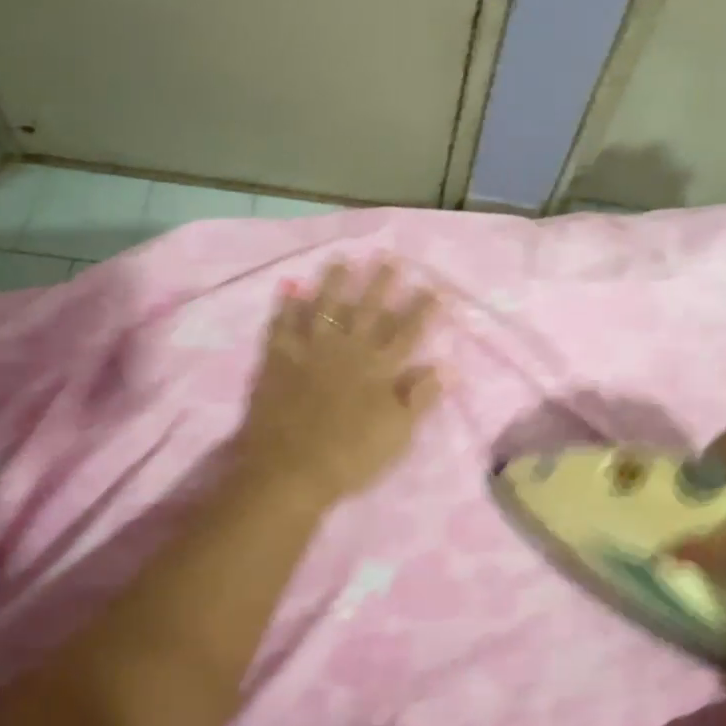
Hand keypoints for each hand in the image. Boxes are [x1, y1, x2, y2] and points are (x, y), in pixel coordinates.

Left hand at [235, 259, 442, 505]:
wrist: (288, 469)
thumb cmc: (350, 457)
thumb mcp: (398, 433)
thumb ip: (421, 397)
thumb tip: (448, 366)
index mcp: (379, 368)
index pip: (408, 332)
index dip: (423, 309)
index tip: (435, 286)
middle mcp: (347, 350)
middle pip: (368, 310)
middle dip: (381, 283)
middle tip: (390, 257)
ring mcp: (310, 350)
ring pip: (325, 307)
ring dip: (334, 282)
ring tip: (342, 259)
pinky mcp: (277, 359)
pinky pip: (282, 324)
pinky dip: (286, 305)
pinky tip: (291, 287)